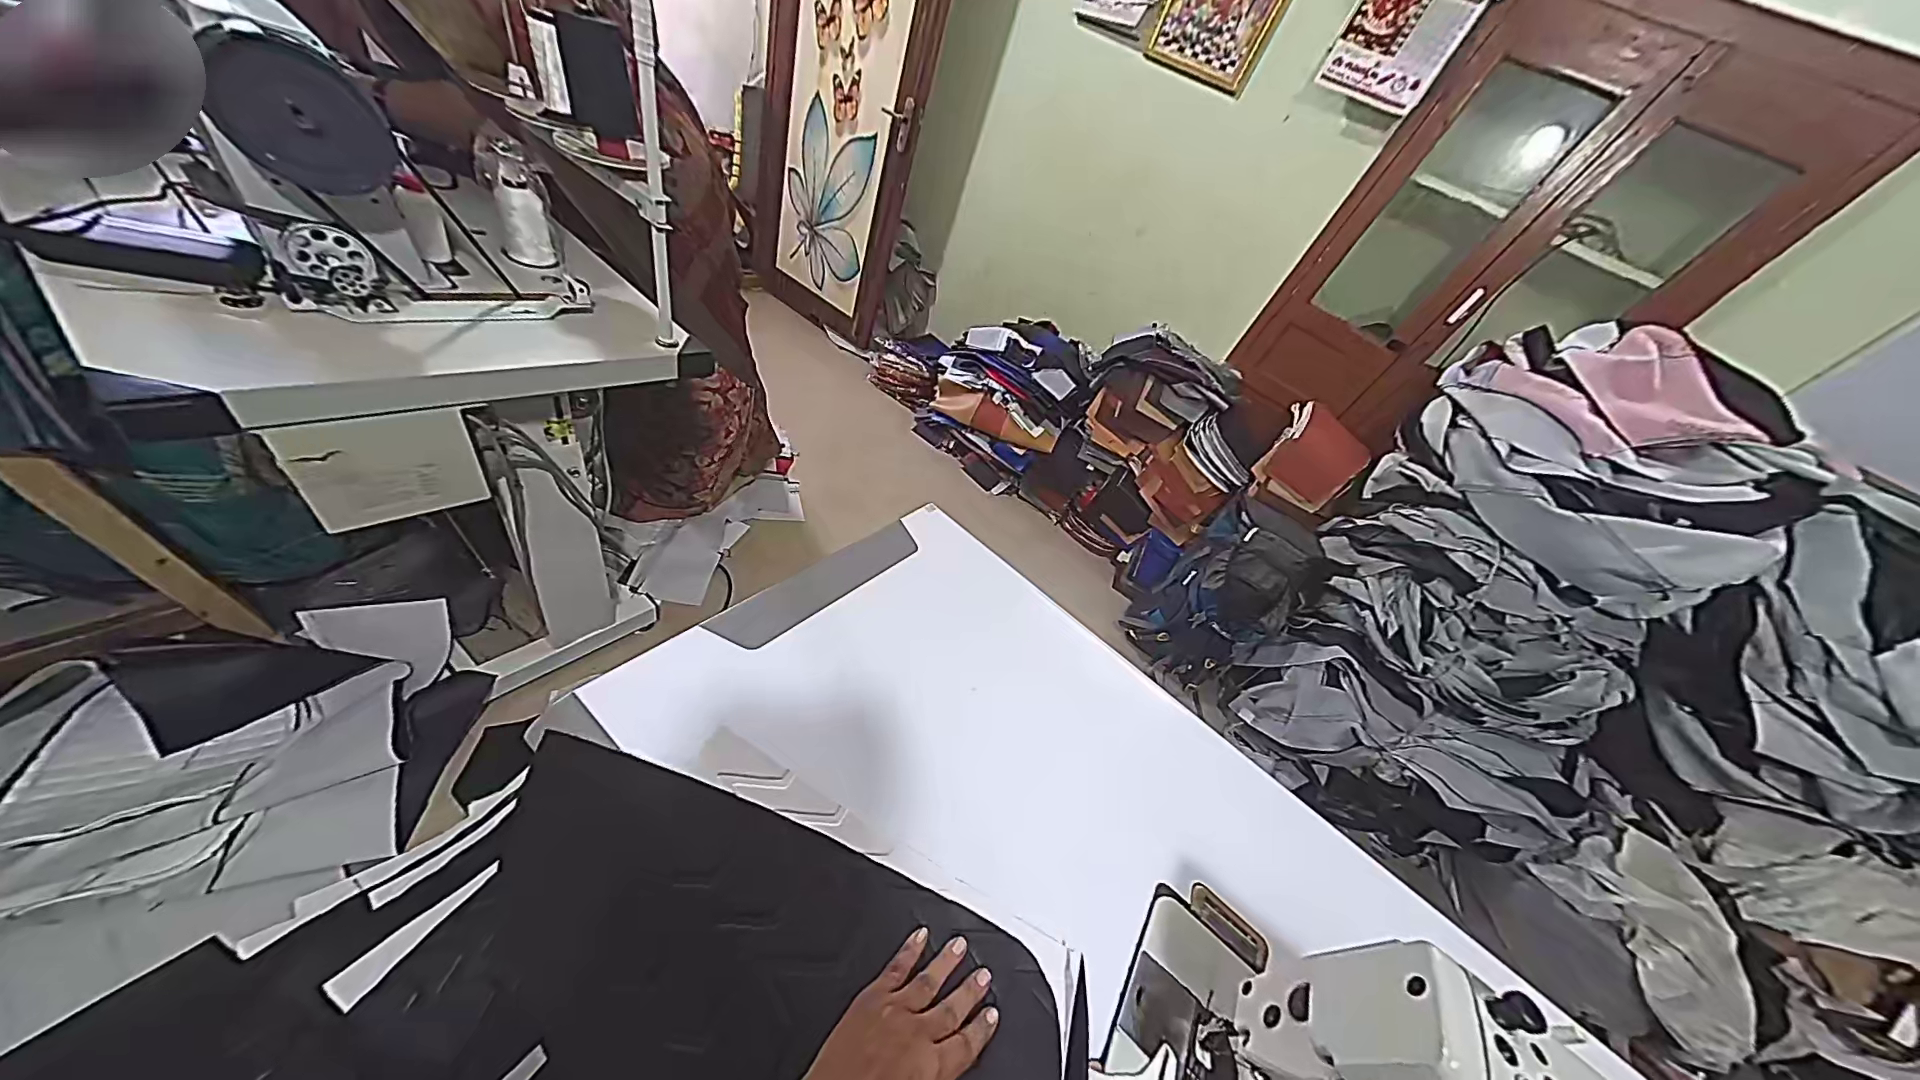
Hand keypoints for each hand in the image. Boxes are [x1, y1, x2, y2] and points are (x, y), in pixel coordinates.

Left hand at [804, 928, 1000, 1079]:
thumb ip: (932, 1073)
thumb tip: (946, 1064)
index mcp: (929, 1068)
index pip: (965, 1045)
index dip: (981, 1030)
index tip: (992, 1014)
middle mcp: (917, 1034)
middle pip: (952, 1008)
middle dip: (970, 991)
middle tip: (984, 974)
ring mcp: (894, 1011)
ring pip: (928, 981)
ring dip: (947, 962)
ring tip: (960, 945)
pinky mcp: (871, 997)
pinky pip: (896, 967)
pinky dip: (910, 949)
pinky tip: (920, 936)